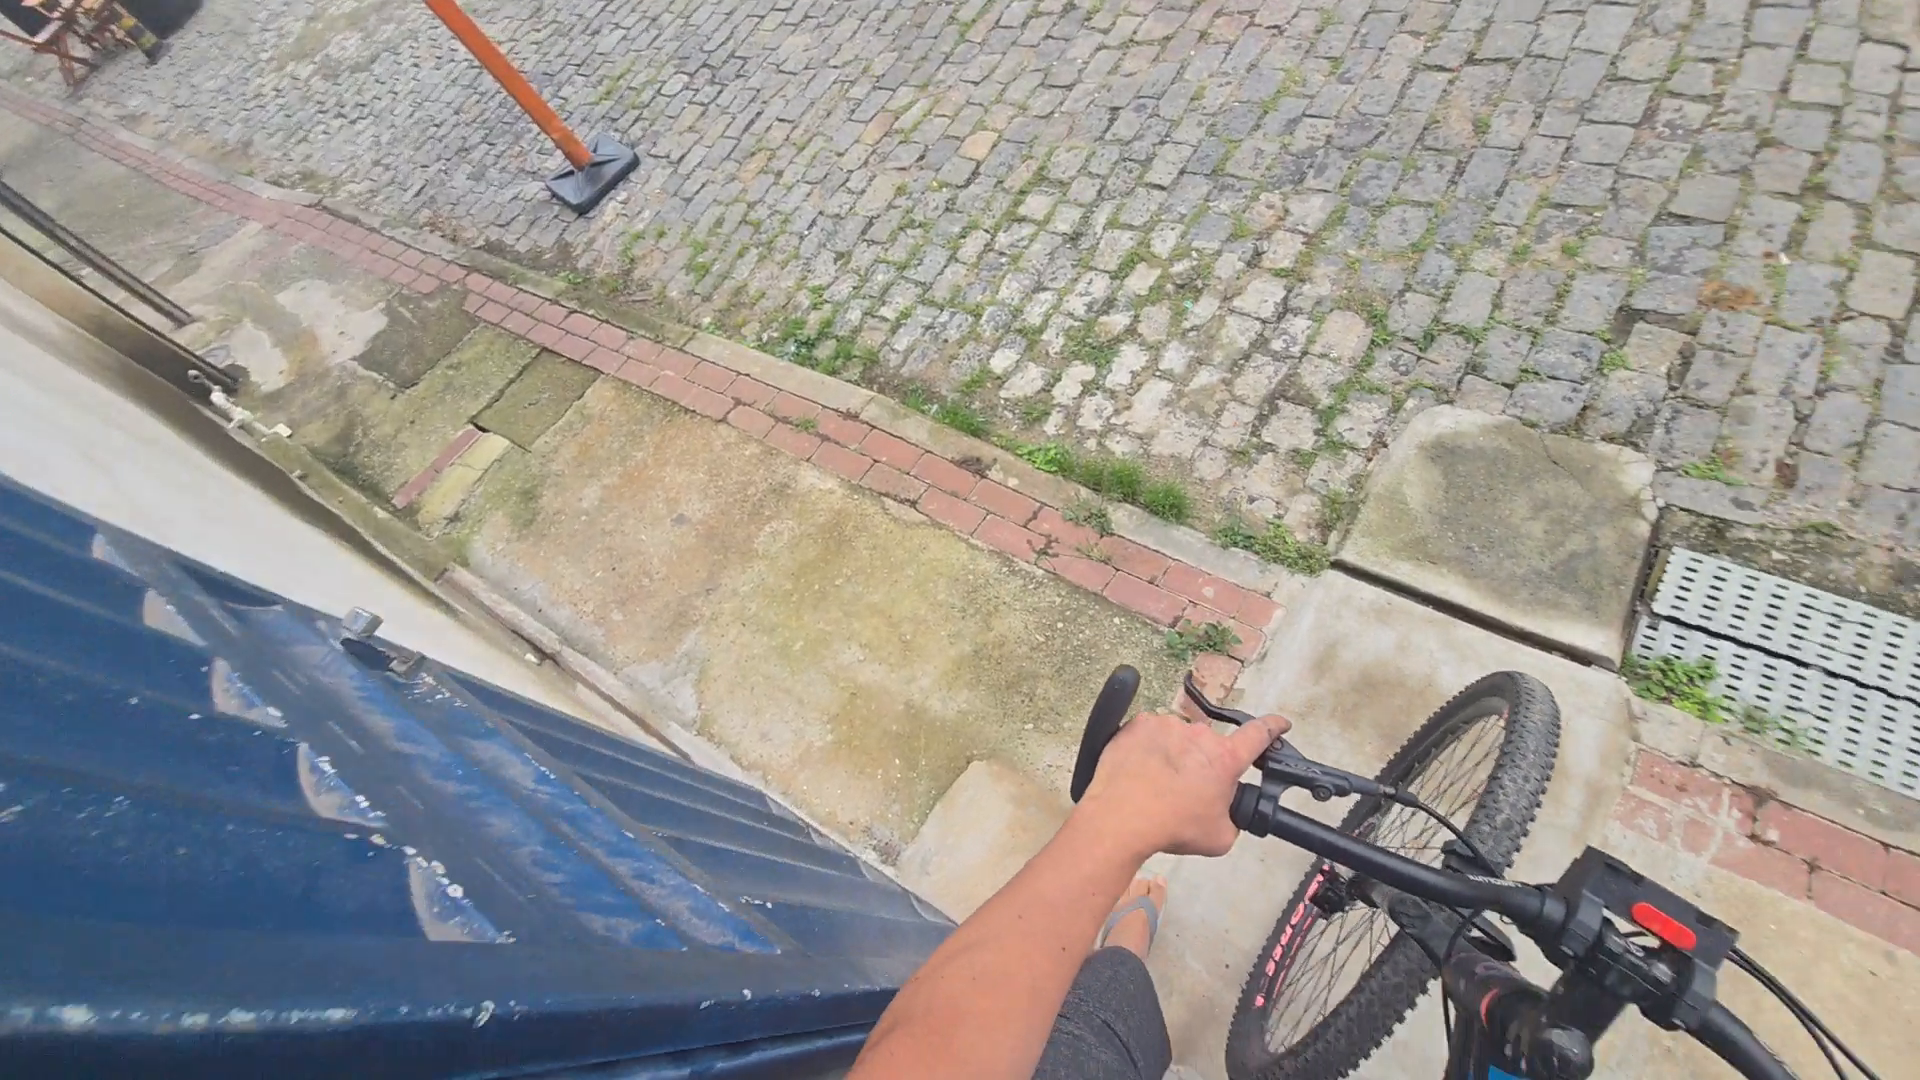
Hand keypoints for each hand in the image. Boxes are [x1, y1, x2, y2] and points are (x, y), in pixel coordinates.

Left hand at [1074, 710, 1290, 858]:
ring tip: (1157, 782)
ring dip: (1172, 755)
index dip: (1273, 727)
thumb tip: (1224, 808)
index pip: (1259, 734)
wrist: (1123, 817)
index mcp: (1224, 759)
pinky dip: (1147, 748)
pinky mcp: (1138, 724)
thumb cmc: (1170, 826)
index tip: (1280, 723)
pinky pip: (1149, 733)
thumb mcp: (1220, 836)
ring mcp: (1166, 725)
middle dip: (1202, 763)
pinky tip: (1141, 770)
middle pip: (1208, 744)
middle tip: (1186, 788)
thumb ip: (1232, 816)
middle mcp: (1198, 735)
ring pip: (1176, 738)